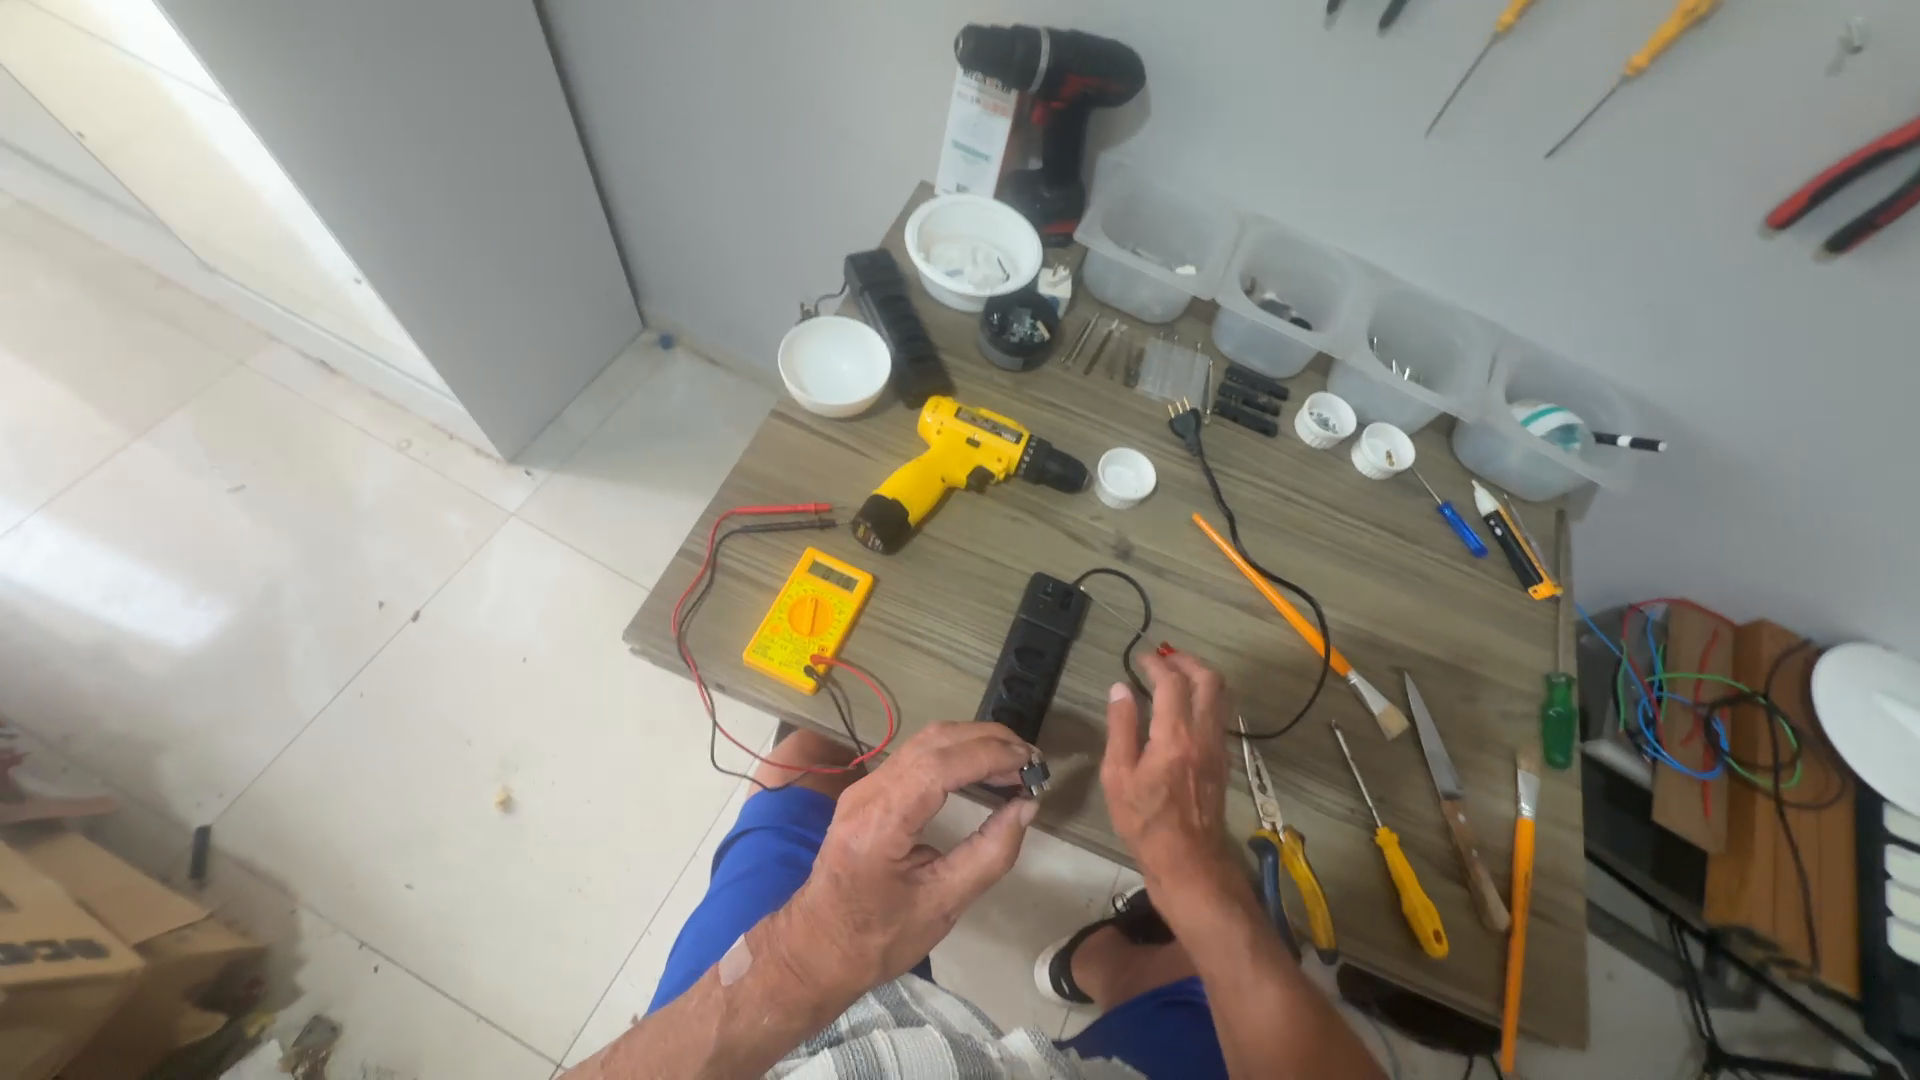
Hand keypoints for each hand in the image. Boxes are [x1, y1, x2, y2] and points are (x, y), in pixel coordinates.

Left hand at [781, 722, 1039, 994]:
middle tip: (1031, 760)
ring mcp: (865, 786)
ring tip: (1015, 762)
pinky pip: (917, 755)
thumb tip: (1026, 806)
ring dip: (973, 742)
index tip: (1029, 764)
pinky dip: (956, 753)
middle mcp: (868, 791)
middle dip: (988, 740)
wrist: (817, 949)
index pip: (939, 765)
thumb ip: (989, 854)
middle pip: (934, 741)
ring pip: (925, 741)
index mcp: (881, 822)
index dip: (989, 756)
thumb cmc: (878, 938)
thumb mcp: (943, 905)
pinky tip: (981, 769)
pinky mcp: (869, 790)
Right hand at [1101, 650, 1234, 887]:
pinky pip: (1219, 714)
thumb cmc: (1145, 821)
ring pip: (1220, 696)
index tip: (1140, 658)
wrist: (1188, 861)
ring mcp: (1218, 747)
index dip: (1156, 664)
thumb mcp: (1118, 776)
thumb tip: (1120, 689)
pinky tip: (1183, 706)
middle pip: (1209, 681)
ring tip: (1175, 675)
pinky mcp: (1222, 760)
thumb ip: (1121, 727)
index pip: (1171, 683)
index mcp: (1174, 736)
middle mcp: (1203, 735)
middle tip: (1164, 658)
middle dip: (1187, 662)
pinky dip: (1204, 698)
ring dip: (1199, 677)